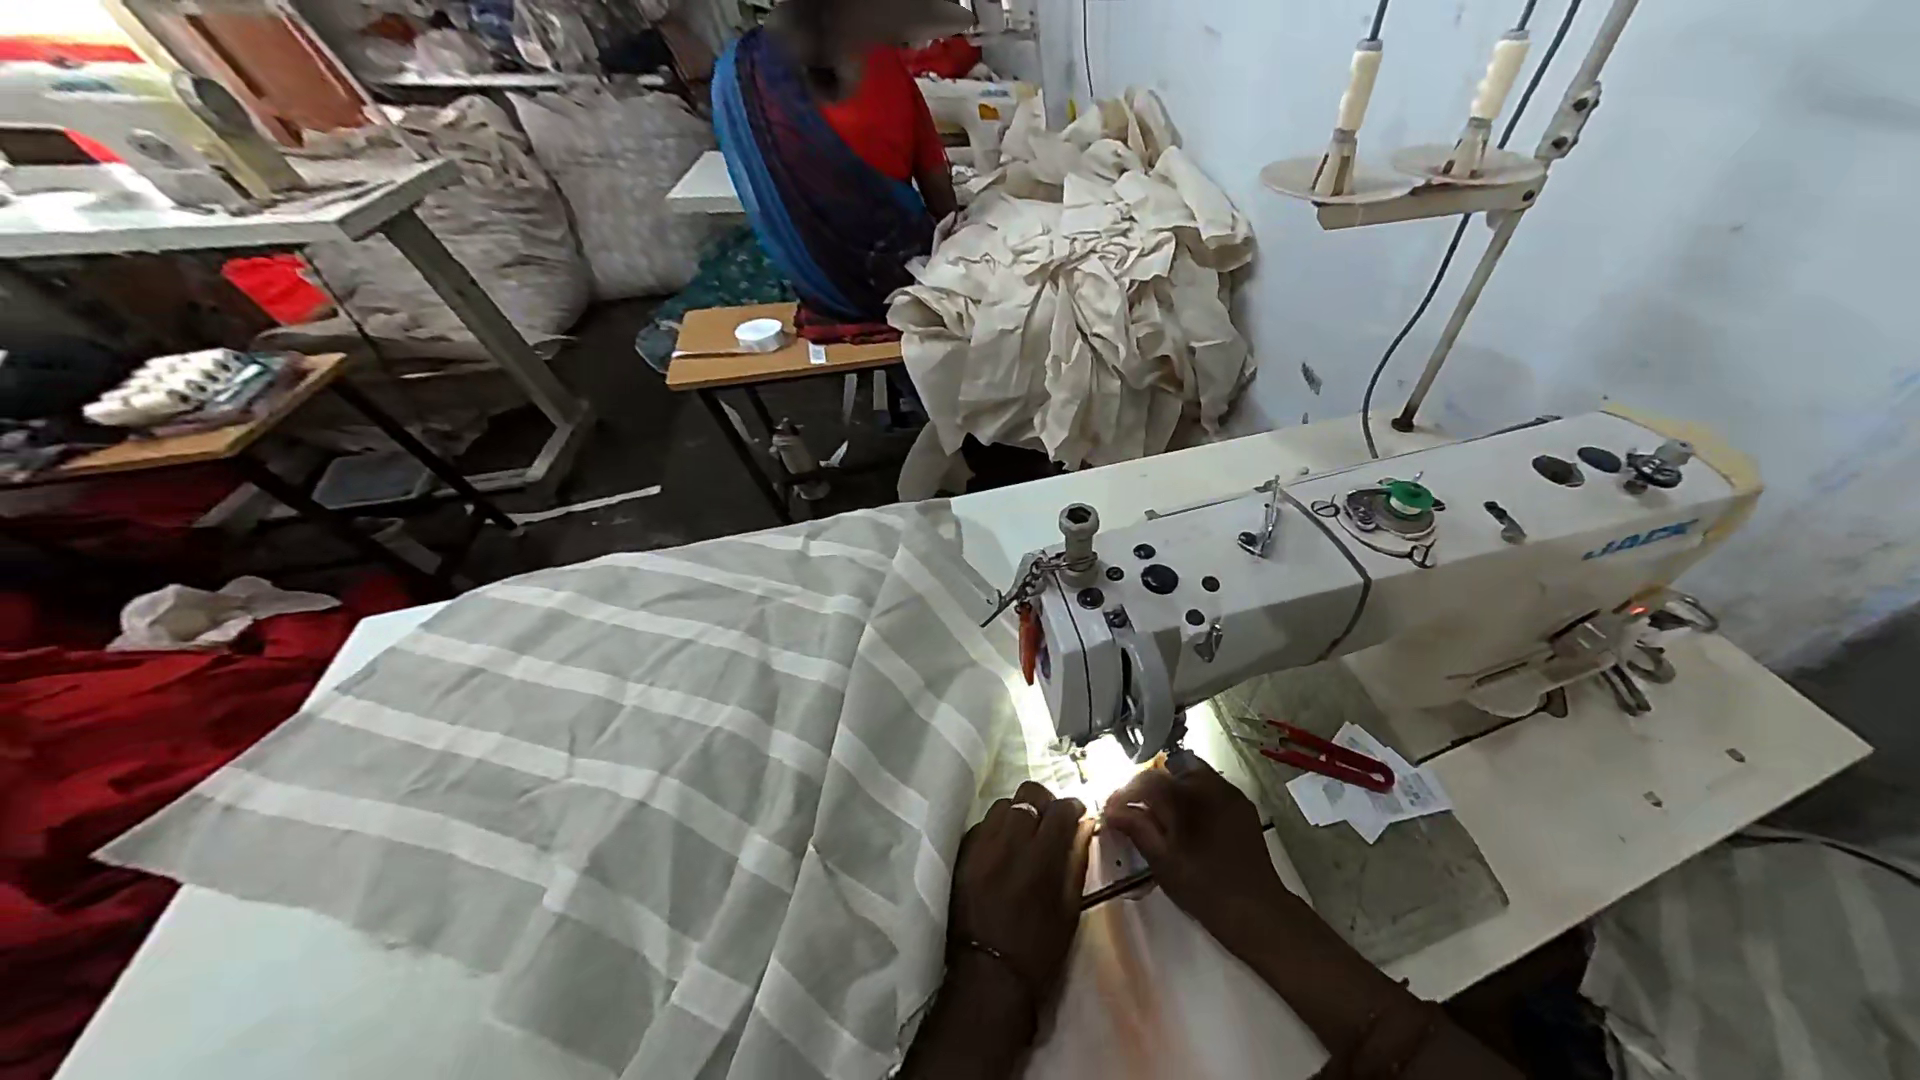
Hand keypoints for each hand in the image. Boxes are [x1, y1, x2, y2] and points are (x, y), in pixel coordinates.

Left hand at [947, 781, 1092, 1015]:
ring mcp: (981, 844)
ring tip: (1023, 835)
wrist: (987, 975)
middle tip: (1049, 821)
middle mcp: (1009, 842)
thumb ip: (1076, 860)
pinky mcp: (961, 853)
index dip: (1072, 807)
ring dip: (1018, 814)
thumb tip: (1083, 825)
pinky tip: (1001, 850)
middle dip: (1044, 802)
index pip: (1061, 809)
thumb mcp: (1069, 908)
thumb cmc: (1038, 949)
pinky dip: (996, 830)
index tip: (1076, 814)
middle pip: (1028, 794)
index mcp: (1042, 857)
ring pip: (1003, 805)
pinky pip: (982, 825)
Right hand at [1102, 756, 1287, 947]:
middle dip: (1149, 783)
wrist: (1256, 909)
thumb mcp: (1161, 861)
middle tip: (1139, 808)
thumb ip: (1135, 828)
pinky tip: (1192, 819)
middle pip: (1168, 766)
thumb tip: (1111, 810)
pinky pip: (1211, 784)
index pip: (1145, 780)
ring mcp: (1227, 792)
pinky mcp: (1241, 803)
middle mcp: (1206, 785)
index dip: (1125, 792)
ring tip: (1166, 811)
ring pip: (1191, 770)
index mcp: (1183, 798)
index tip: (1113, 809)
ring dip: (1173, 783)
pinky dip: (1195, 792)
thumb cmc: (1202, 888)